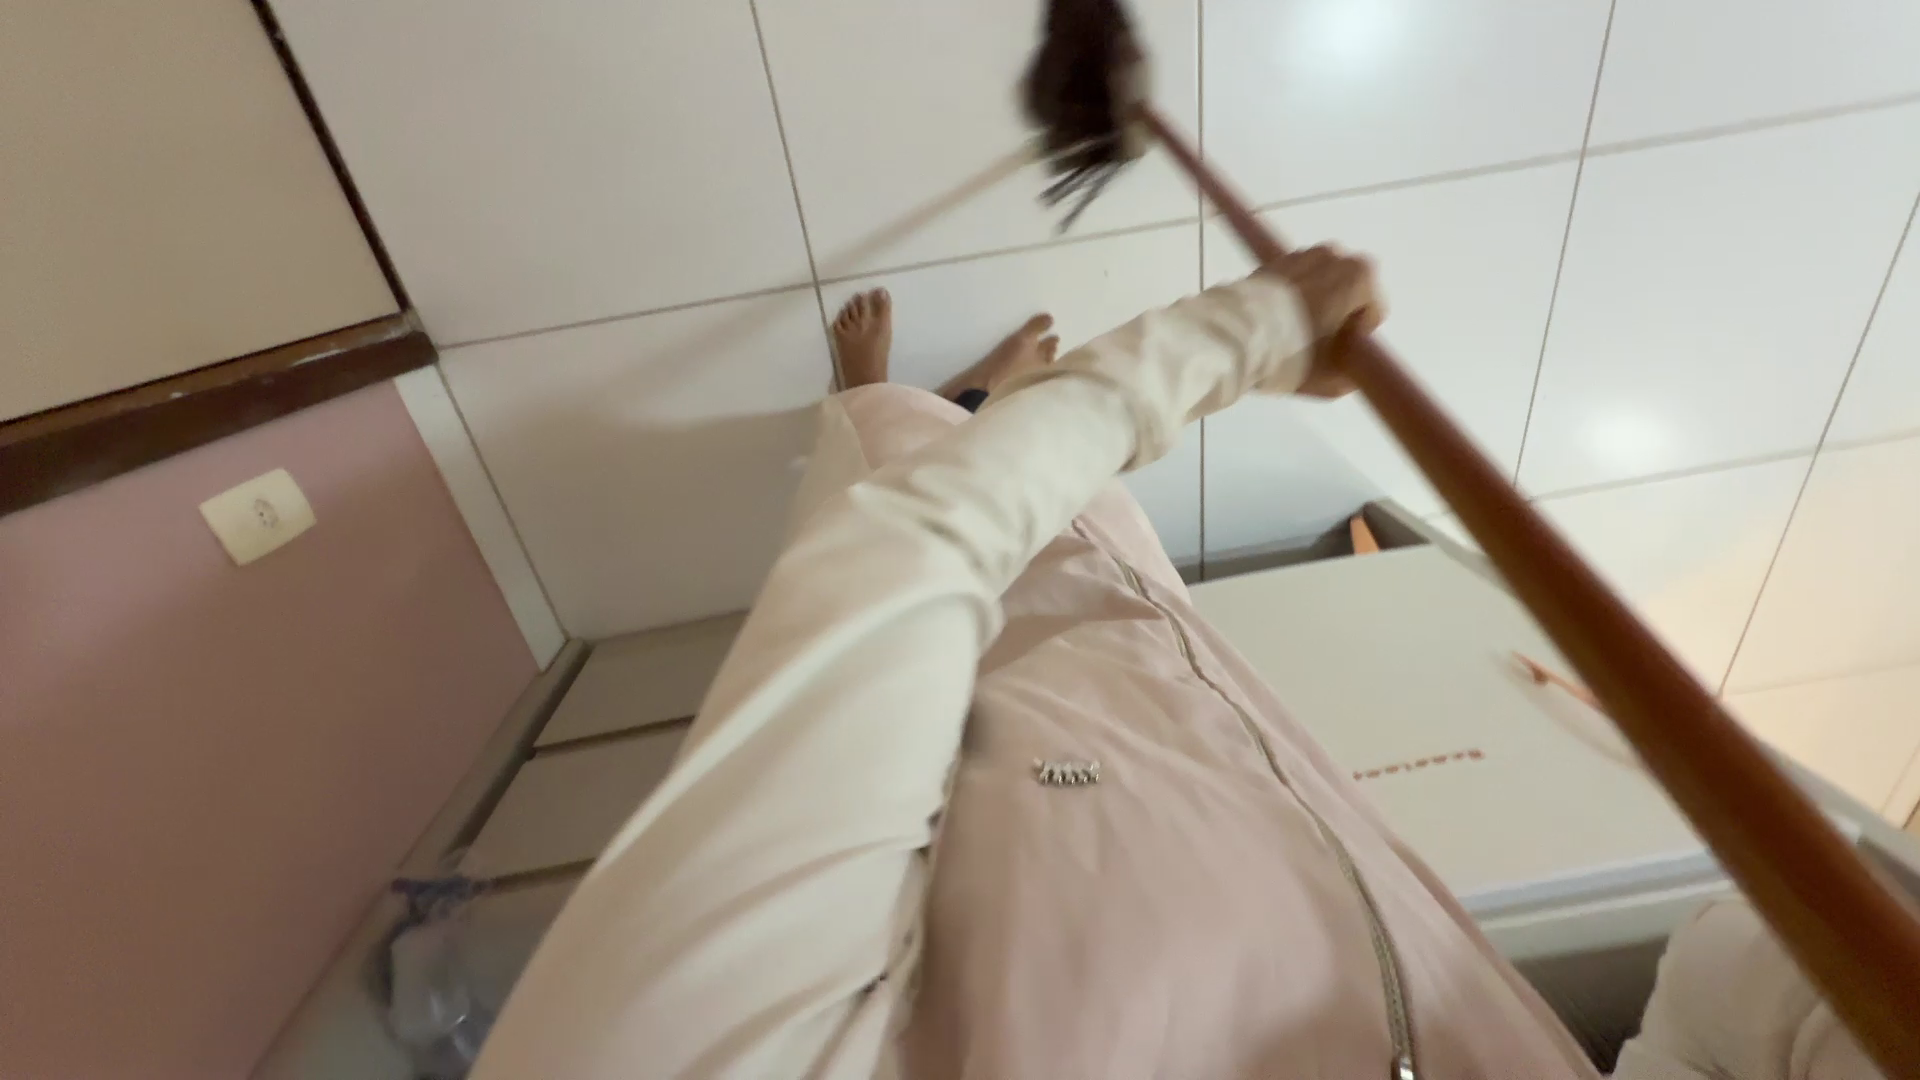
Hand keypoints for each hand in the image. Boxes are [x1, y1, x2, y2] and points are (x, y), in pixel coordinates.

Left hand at [1261, 244, 1383, 397]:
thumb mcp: (1327, 380)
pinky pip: (1290, 282)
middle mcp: (1333, 256)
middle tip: (1313, 344)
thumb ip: (1346, 378)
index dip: (1357, 335)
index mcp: (1359, 277)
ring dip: (1311, 303)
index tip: (1335, 353)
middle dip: (1336, 314)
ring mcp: (1299, 255)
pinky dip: (1287, 298)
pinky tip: (1273, 321)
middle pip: (1345, 292)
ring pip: (1317, 283)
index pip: (1372, 310)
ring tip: (1289, 334)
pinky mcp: (1270, 263)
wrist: (1233, 338)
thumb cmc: (1289, 355)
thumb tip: (1346, 377)